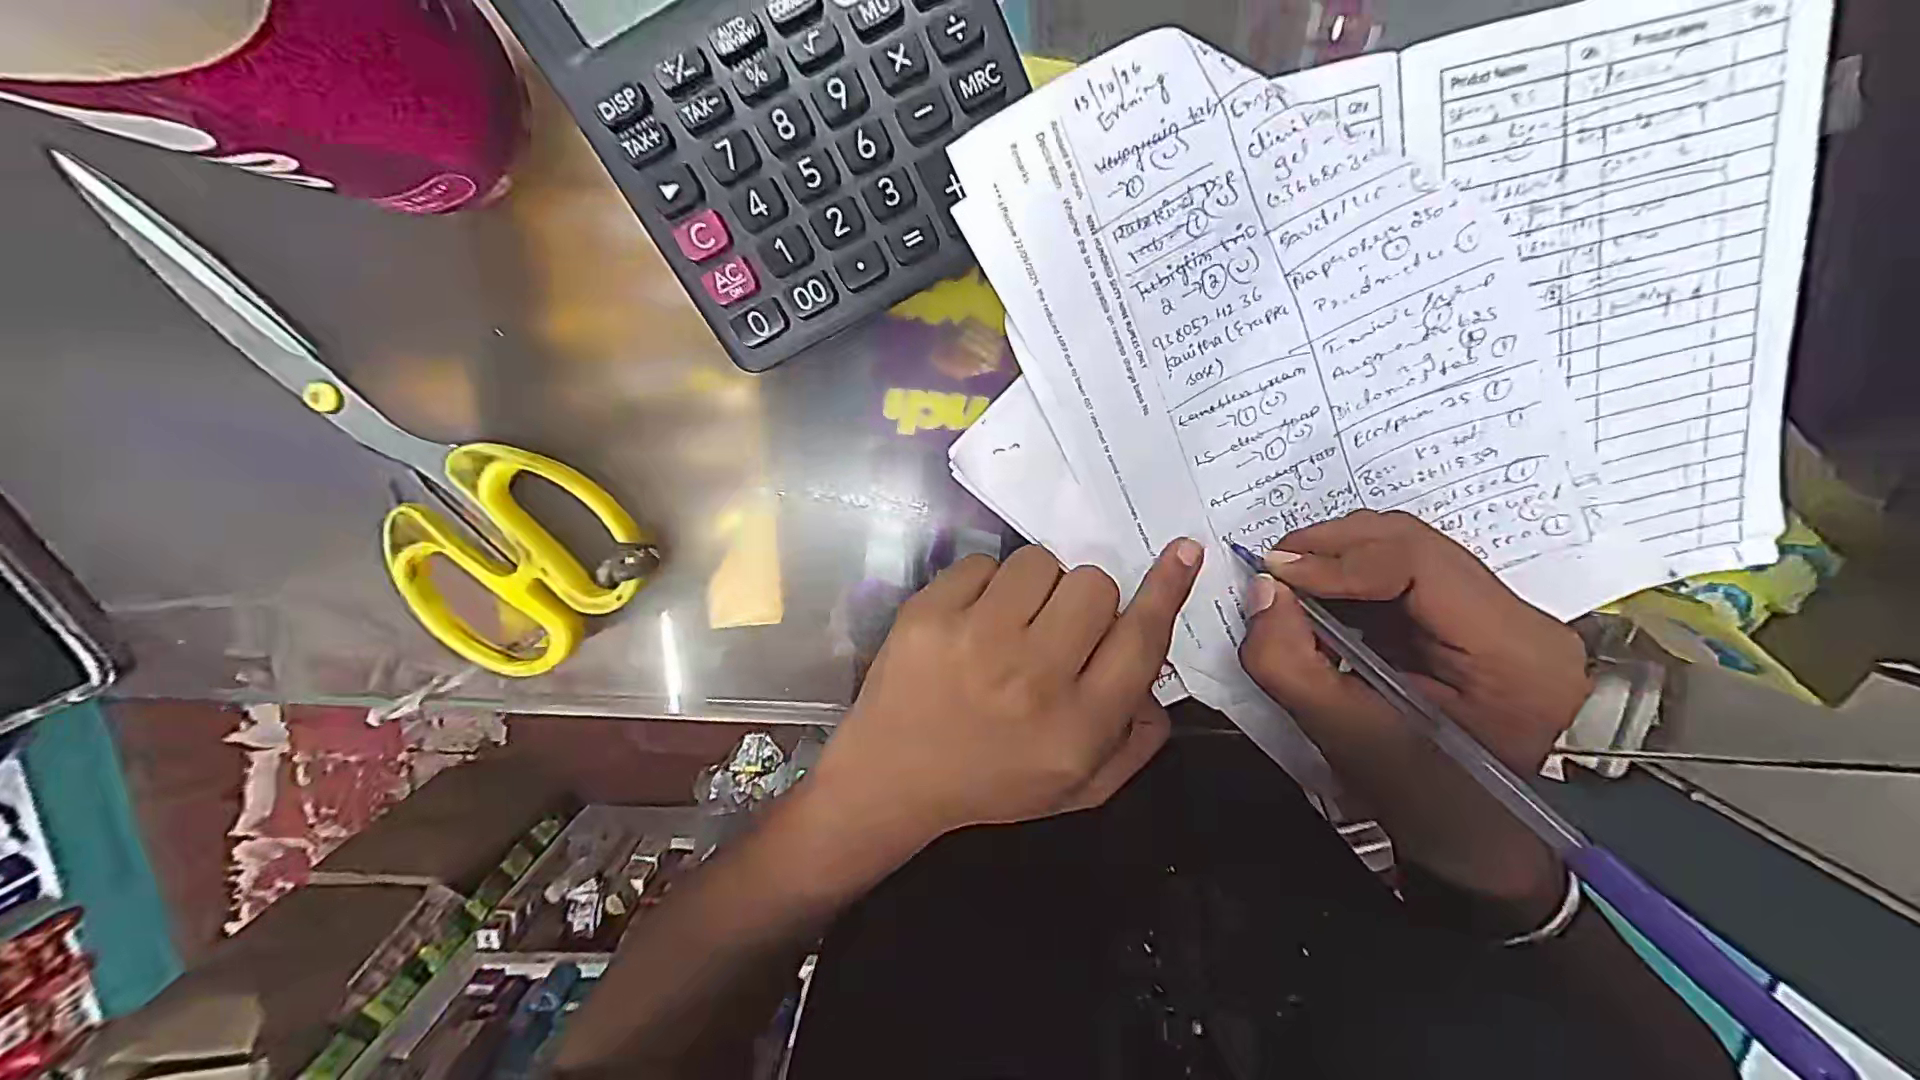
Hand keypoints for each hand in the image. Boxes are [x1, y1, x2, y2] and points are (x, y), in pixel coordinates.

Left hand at [808, 539, 1202, 857]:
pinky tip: (971, 621)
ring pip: (1039, 563)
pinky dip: (985, 584)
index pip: (1140, 640)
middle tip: (1056, 626)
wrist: (891, 779)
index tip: (1183, 551)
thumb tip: (1158, 674)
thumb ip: (1134, 738)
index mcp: (1078, 724)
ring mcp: (976, 639)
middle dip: (1085, 600)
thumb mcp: (1078, 788)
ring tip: (1010, 621)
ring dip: (1036, 586)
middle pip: (1093, 586)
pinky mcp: (928, 614)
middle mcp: (1033, 676)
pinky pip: (982, 562)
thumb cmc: (990, 784)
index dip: (1166, 590)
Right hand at [1239, 510, 1589, 917]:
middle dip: (1329, 546)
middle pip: (1411, 540)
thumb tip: (1263, 591)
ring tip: (1290, 582)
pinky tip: (1319, 597)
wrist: (1476, 831)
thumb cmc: (1422, 798)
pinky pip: (1399, 568)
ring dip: (1336, 555)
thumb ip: (1290, 663)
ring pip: (1404, 545)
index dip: (1338, 561)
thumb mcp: (1345, 736)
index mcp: (1512, 654)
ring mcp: (1500, 611)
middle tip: (1272, 569)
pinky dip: (1347, 573)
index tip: (1274, 574)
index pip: (1419, 564)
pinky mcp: (1471, 613)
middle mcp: (1521, 618)